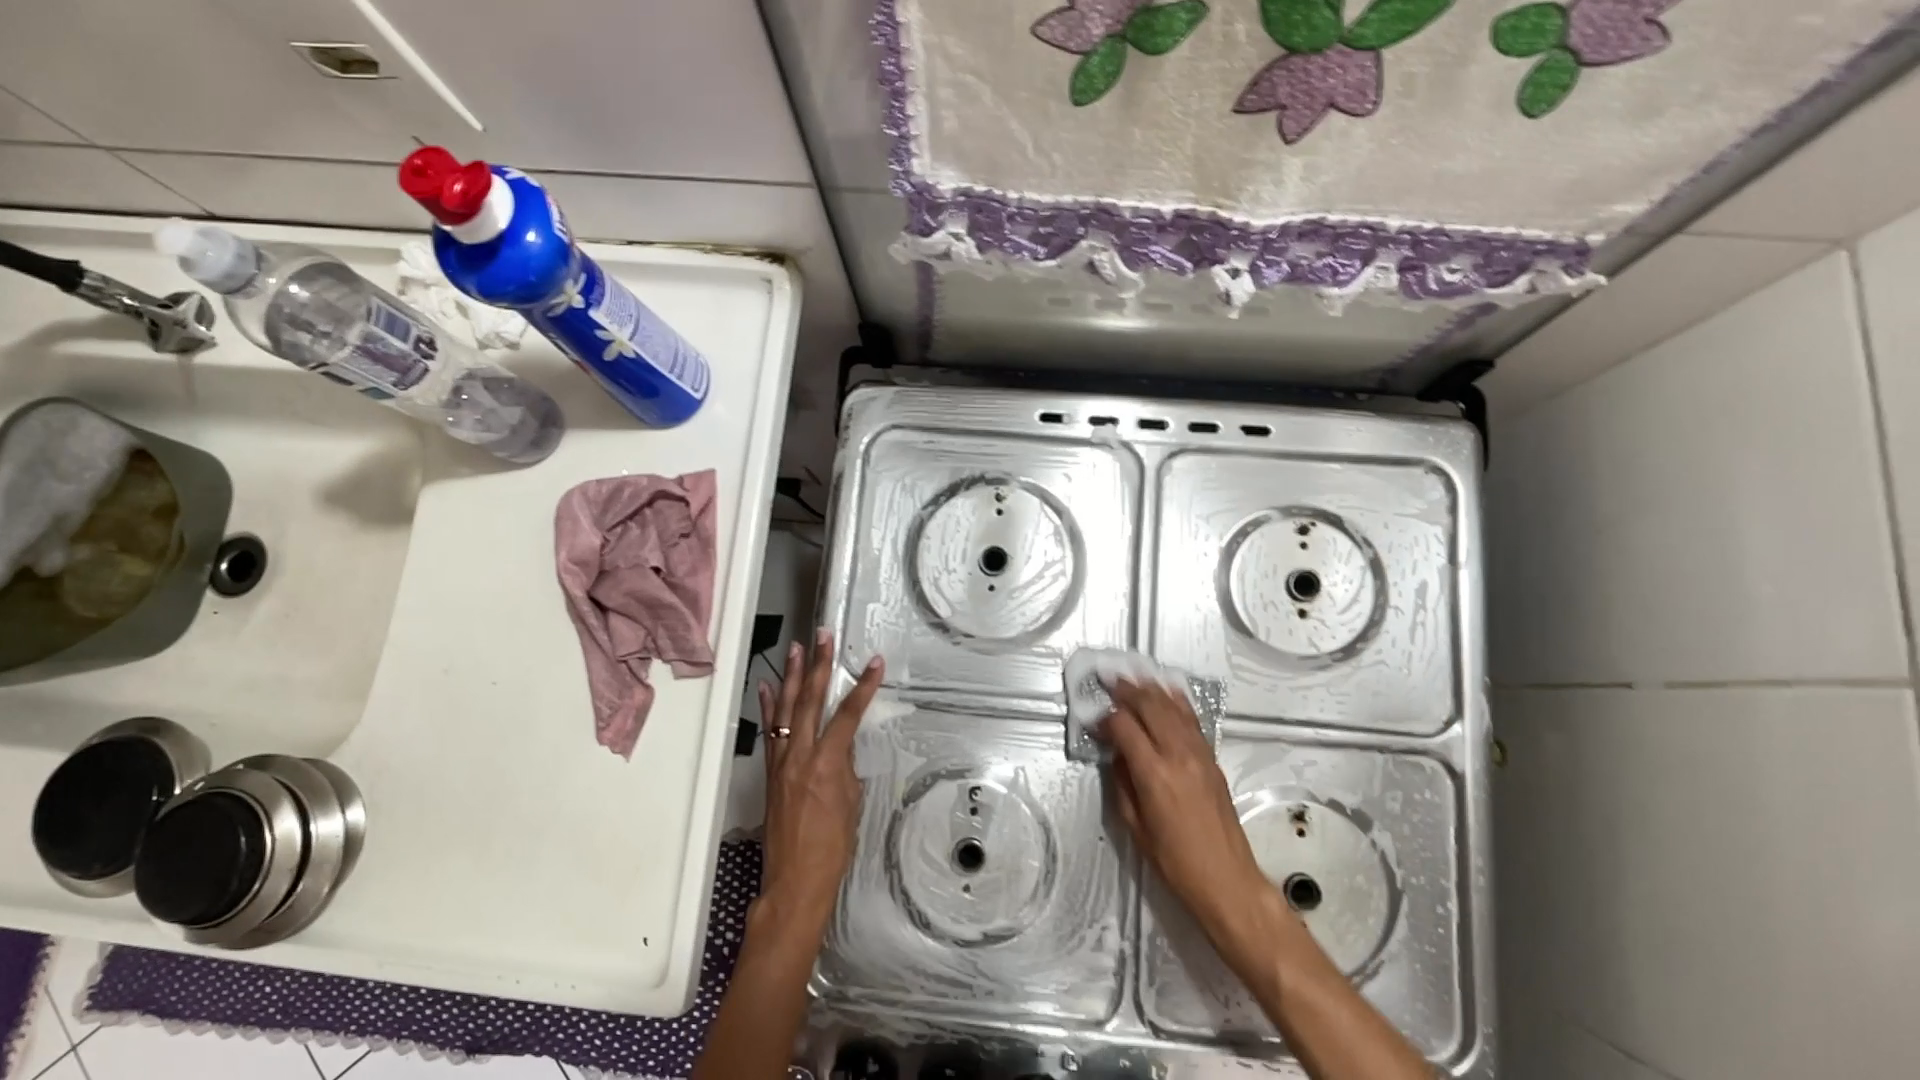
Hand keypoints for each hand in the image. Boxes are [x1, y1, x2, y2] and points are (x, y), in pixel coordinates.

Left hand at [754, 629, 882, 939]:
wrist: (795, 880)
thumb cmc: (832, 849)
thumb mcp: (851, 804)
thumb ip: (845, 769)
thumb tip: (840, 751)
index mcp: (825, 764)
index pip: (847, 715)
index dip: (862, 687)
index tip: (873, 663)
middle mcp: (799, 756)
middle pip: (809, 701)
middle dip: (818, 666)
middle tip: (823, 637)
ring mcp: (780, 763)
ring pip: (785, 710)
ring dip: (790, 677)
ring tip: (795, 649)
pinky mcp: (770, 773)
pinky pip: (769, 732)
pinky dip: (769, 708)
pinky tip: (768, 688)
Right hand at [1098, 679, 1281, 951]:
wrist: (1226, 878)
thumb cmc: (1174, 861)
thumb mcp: (1135, 826)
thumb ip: (1122, 784)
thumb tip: (1116, 755)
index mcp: (1154, 774)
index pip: (1125, 728)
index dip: (1107, 718)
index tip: (1094, 718)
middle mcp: (1178, 756)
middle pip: (1152, 707)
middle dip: (1128, 690)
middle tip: (1109, 679)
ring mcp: (1200, 754)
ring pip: (1174, 708)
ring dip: (1152, 690)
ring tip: (1134, 677)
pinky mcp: (1213, 760)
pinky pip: (1192, 721)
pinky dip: (1177, 702)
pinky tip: (1168, 693)